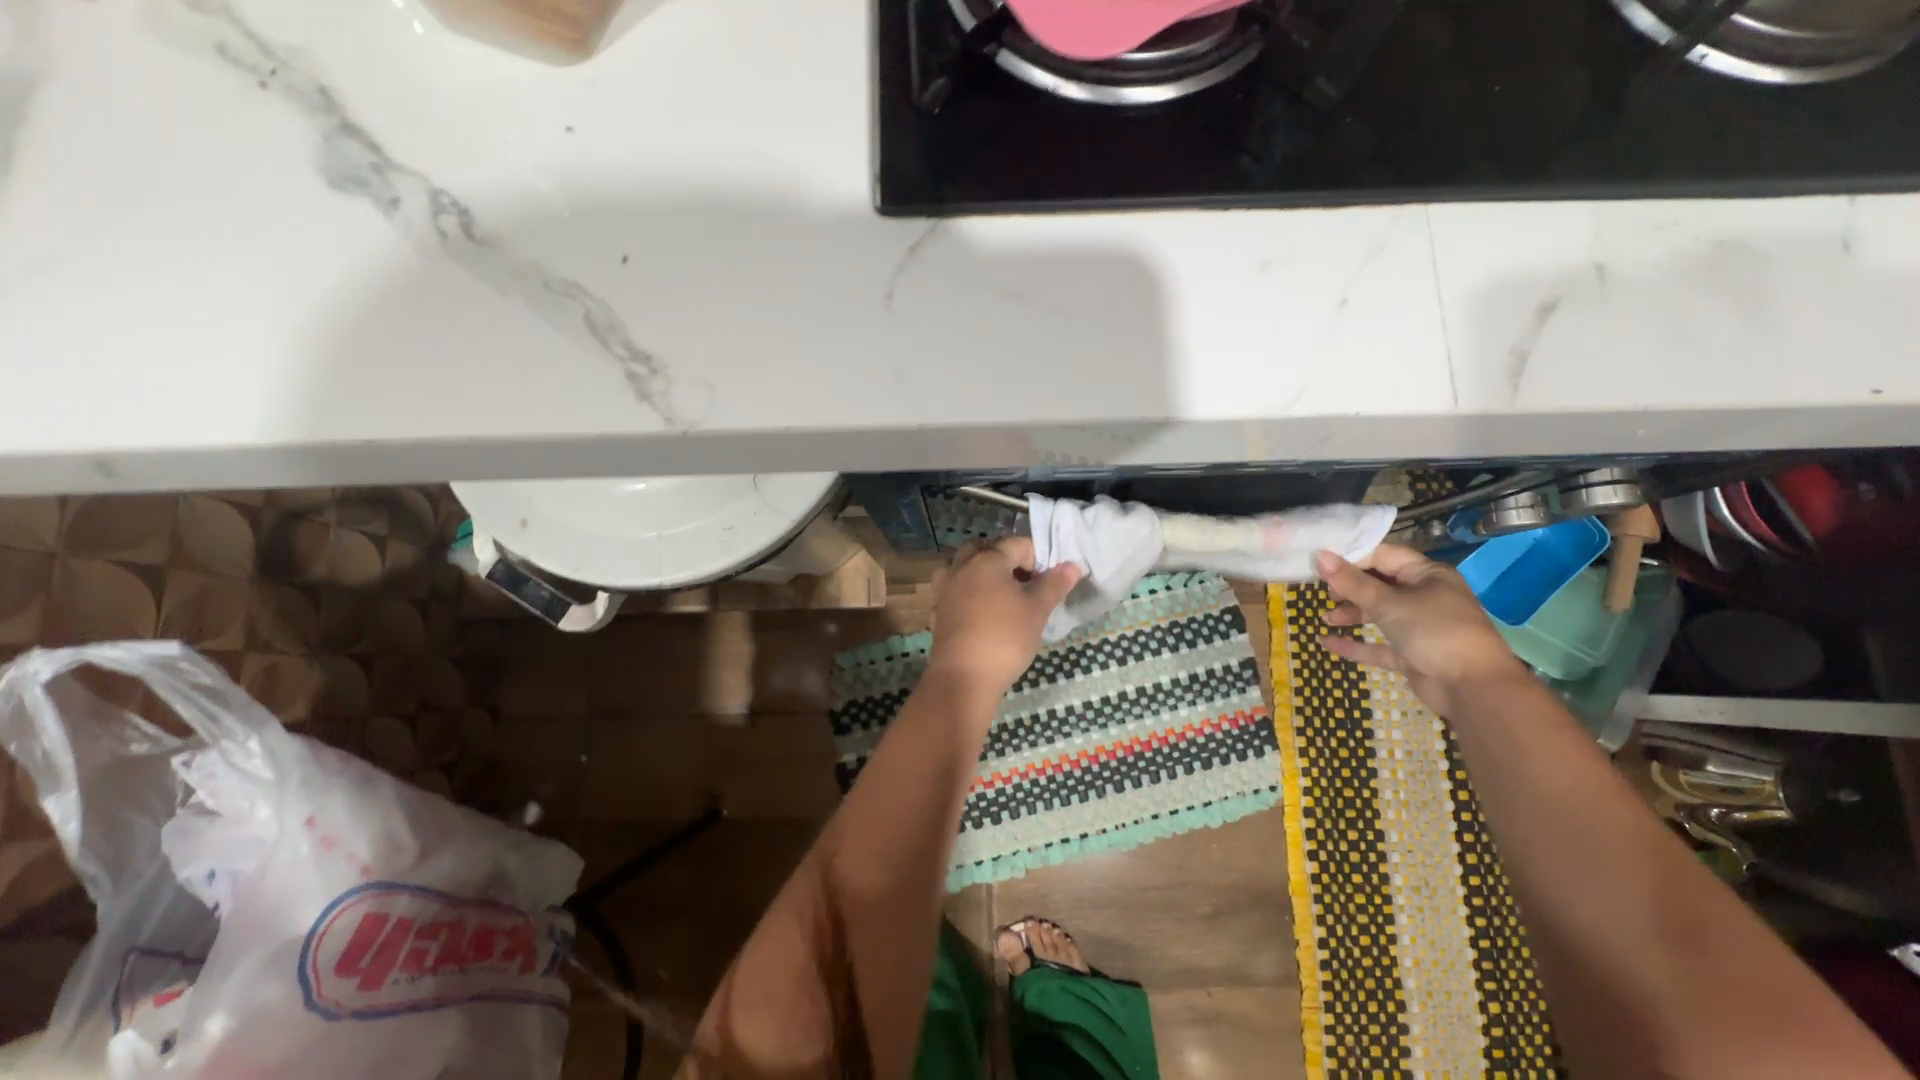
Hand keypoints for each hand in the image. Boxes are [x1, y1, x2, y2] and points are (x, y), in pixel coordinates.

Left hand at [928, 537, 1081, 696]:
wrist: (964, 677)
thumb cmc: (1005, 639)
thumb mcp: (1037, 611)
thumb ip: (1054, 585)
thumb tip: (1072, 565)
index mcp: (988, 561)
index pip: (1017, 544)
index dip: (1036, 558)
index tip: (1046, 583)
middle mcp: (962, 568)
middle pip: (983, 549)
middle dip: (1004, 560)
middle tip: (1022, 584)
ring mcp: (945, 589)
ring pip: (961, 567)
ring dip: (978, 573)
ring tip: (998, 595)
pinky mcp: (937, 611)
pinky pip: (951, 591)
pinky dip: (964, 594)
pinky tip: (977, 614)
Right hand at [1315, 544, 1526, 718]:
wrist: (1472, 687)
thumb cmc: (1434, 631)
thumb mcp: (1390, 604)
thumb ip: (1353, 583)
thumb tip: (1320, 556)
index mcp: (1427, 575)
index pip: (1384, 556)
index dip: (1352, 557)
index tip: (1320, 561)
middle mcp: (1424, 596)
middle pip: (1380, 584)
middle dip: (1350, 587)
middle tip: (1322, 591)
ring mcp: (1418, 626)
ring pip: (1379, 614)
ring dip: (1352, 614)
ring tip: (1324, 618)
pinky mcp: (1411, 654)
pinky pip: (1378, 645)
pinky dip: (1356, 644)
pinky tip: (1327, 643)